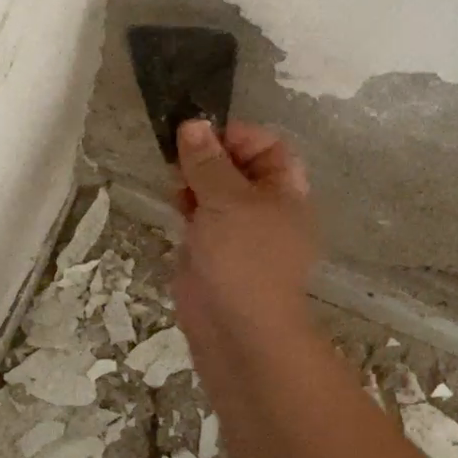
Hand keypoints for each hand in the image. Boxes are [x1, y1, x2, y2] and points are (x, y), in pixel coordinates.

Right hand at [171, 120, 316, 347]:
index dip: (238, 135)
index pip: (268, 147)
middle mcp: (265, 208)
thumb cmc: (244, 259)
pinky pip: (199, 217)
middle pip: (238, 167)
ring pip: (215, 191)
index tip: (202, 133)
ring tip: (173, 178)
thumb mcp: (226, 200)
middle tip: (179, 154)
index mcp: (285, 192)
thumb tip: (192, 125)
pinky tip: (171, 202)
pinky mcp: (211, 251)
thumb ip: (207, 162)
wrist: (238, 333)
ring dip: (194, 179)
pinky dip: (186, 206)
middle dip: (209, 156)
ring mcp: (237, 232)